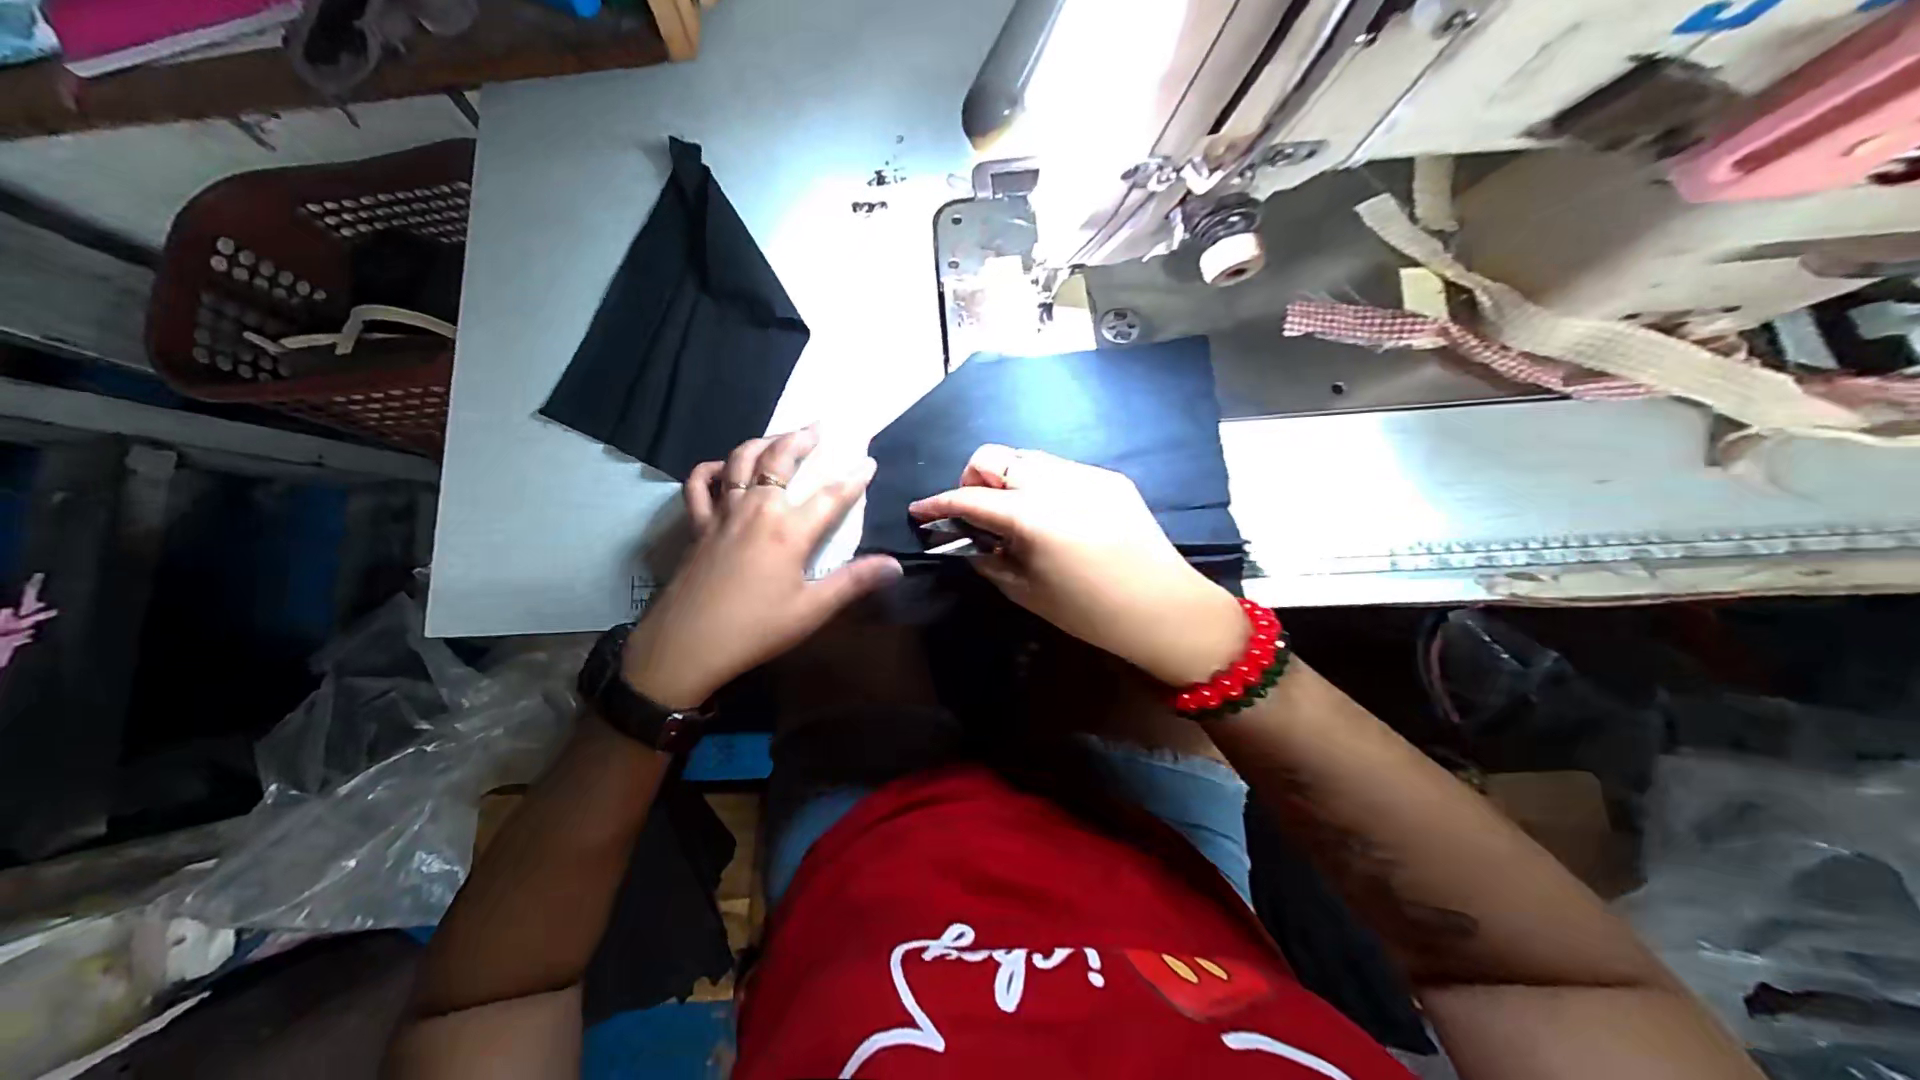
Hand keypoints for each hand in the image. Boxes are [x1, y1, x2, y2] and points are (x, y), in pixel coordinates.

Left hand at [621, 427, 902, 708]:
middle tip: (817, 426)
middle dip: (801, 439)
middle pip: (780, 460)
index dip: (853, 478)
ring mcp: (723, 513)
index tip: (868, 462)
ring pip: (740, 461)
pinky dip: (711, 469)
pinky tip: (722, 467)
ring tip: (778, 436)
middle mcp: (756, 509)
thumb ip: (854, 582)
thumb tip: (895, 566)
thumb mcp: (812, 610)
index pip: (830, 495)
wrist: (687, 644)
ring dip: (762, 442)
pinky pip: (699, 484)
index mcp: (789, 530)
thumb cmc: (756, 629)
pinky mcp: (697, 525)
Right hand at [908, 444, 1244, 686]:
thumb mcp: (1026, 592)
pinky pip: (1060, 469)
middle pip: (993, 457)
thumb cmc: (1088, 611)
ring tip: (1013, 511)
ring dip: (1007, 478)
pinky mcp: (1109, 477)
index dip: (938, 504)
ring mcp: (1085, 475)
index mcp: (1032, 517)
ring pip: (1027, 457)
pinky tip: (1051, 514)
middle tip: (976, 513)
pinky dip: (1041, 484)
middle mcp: (1055, 484)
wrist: (1162, 607)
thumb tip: (968, 541)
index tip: (920, 511)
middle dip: (973, 479)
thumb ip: (989, 559)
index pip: (970, 498)